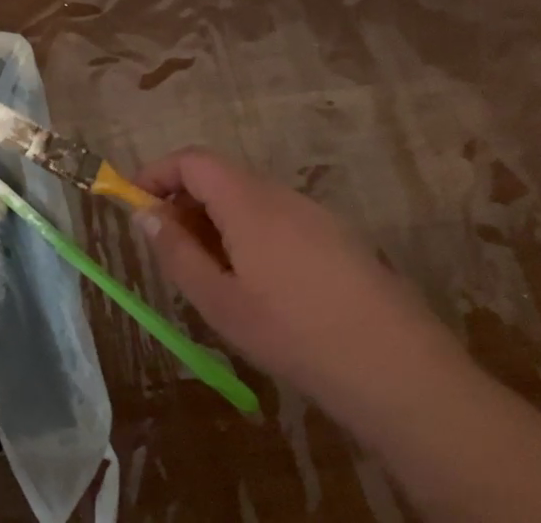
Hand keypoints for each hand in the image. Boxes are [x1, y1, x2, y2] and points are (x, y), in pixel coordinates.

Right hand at [137, 149, 464, 403]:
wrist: (406, 378)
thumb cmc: (295, 336)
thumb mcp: (217, 300)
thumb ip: (175, 251)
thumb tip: (144, 214)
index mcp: (251, 204)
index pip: (192, 160)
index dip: (157, 173)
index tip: (134, 204)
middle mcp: (286, 199)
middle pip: (222, 177)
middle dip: (185, 201)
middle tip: (169, 246)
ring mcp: (322, 220)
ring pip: (252, 201)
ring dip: (218, 221)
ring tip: (211, 272)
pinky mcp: (346, 244)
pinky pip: (282, 221)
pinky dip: (252, 235)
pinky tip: (259, 286)